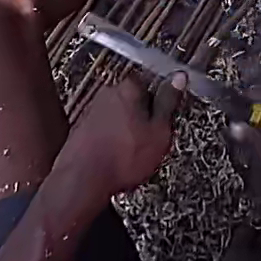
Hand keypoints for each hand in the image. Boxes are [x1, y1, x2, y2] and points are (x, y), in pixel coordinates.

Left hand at [50, 73, 184, 206]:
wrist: (81, 181)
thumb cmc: (120, 158)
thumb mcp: (159, 131)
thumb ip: (169, 101)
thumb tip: (179, 78)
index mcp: (129, 87)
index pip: (153, 83)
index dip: (162, 105)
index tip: (166, 121)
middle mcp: (108, 93)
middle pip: (136, 100)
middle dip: (144, 119)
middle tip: (151, 141)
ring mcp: (93, 110)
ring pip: (120, 117)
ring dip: (127, 132)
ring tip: (132, 155)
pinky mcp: (82, 129)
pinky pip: (106, 131)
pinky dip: (112, 142)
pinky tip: (117, 160)